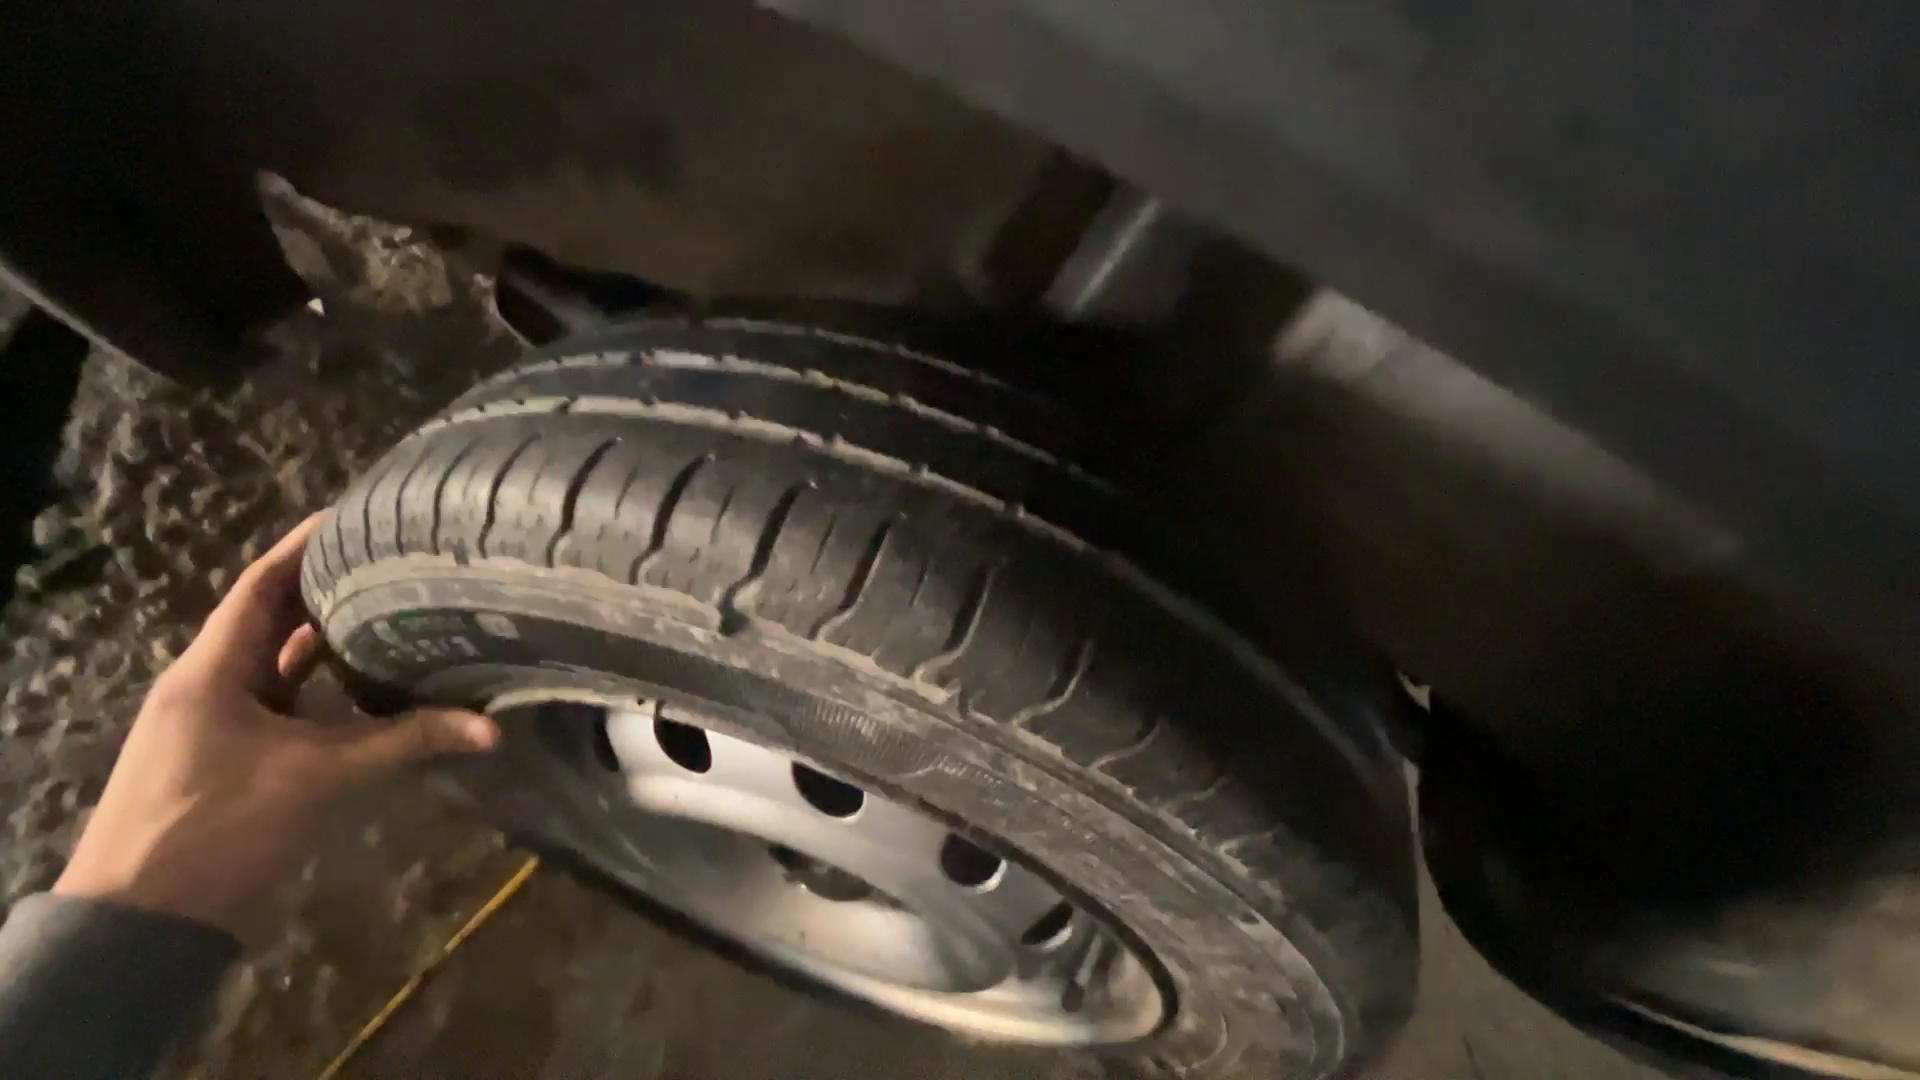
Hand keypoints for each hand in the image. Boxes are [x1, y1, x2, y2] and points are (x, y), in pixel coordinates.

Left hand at [54, 514, 498, 934]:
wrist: (147, 917)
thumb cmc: (222, 825)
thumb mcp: (323, 775)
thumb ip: (409, 741)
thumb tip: (493, 728)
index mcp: (212, 672)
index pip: (259, 589)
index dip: (301, 548)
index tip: (351, 516)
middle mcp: (212, 682)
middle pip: (274, 617)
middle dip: (328, 587)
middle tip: (393, 557)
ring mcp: (221, 716)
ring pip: (283, 659)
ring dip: (331, 634)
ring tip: (394, 603)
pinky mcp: (237, 746)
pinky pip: (288, 696)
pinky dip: (327, 680)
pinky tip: (373, 673)